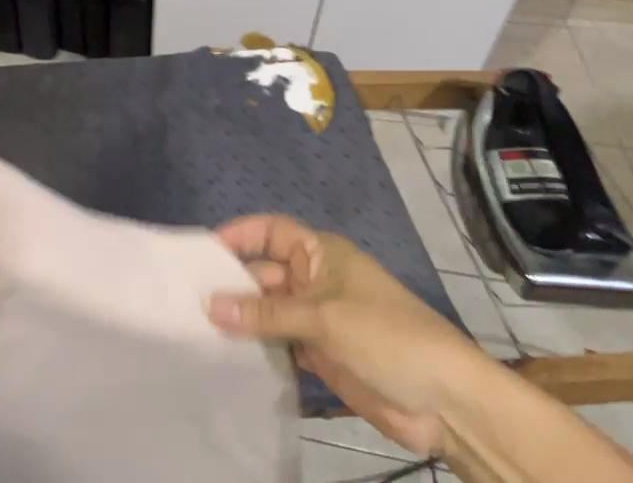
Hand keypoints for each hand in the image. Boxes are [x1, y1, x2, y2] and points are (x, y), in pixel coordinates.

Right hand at [209, 215, 490, 456]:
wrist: (446, 401)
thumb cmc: (387, 336)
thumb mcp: (323, 317)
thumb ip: (265, 313)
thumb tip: (209, 305)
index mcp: (320, 254)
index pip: (270, 232)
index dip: (238, 236)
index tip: (201, 252)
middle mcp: (314, 280)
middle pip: (261, 273)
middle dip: (230, 285)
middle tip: (186, 301)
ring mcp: (316, 319)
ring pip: (266, 310)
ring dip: (240, 319)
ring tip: (195, 330)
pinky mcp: (319, 354)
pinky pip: (277, 343)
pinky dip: (255, 347)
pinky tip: (225, 356)